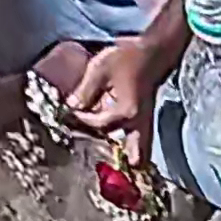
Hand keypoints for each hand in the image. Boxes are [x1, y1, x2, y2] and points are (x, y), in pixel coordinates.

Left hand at [67, 38, 168, 165]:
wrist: (150, 57)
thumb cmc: (126, 60)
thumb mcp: (99, 70)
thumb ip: (85, 92)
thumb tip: (72, 108)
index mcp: (126, 113)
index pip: (100, 124)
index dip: (82, 120)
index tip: (69, 113)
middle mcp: (139, 126)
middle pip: (135, 157)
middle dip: (121, 162)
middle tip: (102, 157)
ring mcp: (145, 127)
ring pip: (141, 154)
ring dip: (128, 157)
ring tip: (113, 157)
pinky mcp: (146, 124)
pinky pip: (140, 144)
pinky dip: (131, 148)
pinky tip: (119, 145)